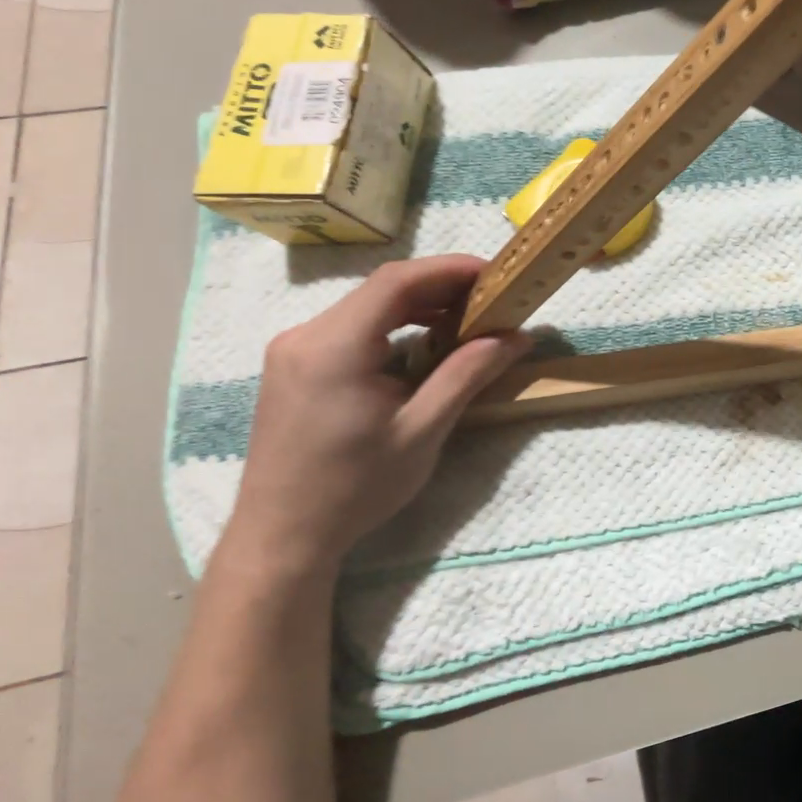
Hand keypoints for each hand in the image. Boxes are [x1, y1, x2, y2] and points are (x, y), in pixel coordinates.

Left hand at [223, 255, 531, 573]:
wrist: (284, 532)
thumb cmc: (356, 486)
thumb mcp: (423, 430)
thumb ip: (467, 374)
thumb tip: (517, 336)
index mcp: (334, 348)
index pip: (396, 282)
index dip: (450, 269)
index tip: (498, 273)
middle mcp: (306, 336)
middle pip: (382, 288)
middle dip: (442, 285)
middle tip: (496, 297)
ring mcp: (295, 349)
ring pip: (368, 305)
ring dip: (421, 304)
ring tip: (472, 318)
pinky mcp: (296, 365)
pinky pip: (353, 326)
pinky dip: (397, 323)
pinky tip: (429, 341)